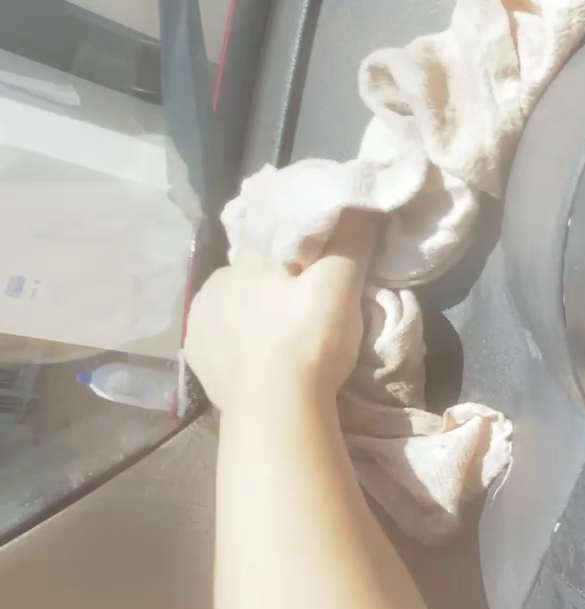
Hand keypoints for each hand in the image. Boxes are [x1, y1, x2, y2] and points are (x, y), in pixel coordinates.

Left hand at [185, 211, 378, 419]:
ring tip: (281, 330)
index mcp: (250, 263)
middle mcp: (216, 283)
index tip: (315, 256)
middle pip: (251, 272)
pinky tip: (257, 353)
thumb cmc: (309, 341)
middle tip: (303, 300)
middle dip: (273, 280)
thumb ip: (349, 245)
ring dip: (254, 309)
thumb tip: (360, 205)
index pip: (270, 237)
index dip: (294, 243)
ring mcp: (201, 319)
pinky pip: (220, 335)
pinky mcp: (199, 353)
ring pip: (233, 302)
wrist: (274, 403)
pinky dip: (239, 338)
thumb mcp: (339, 288)